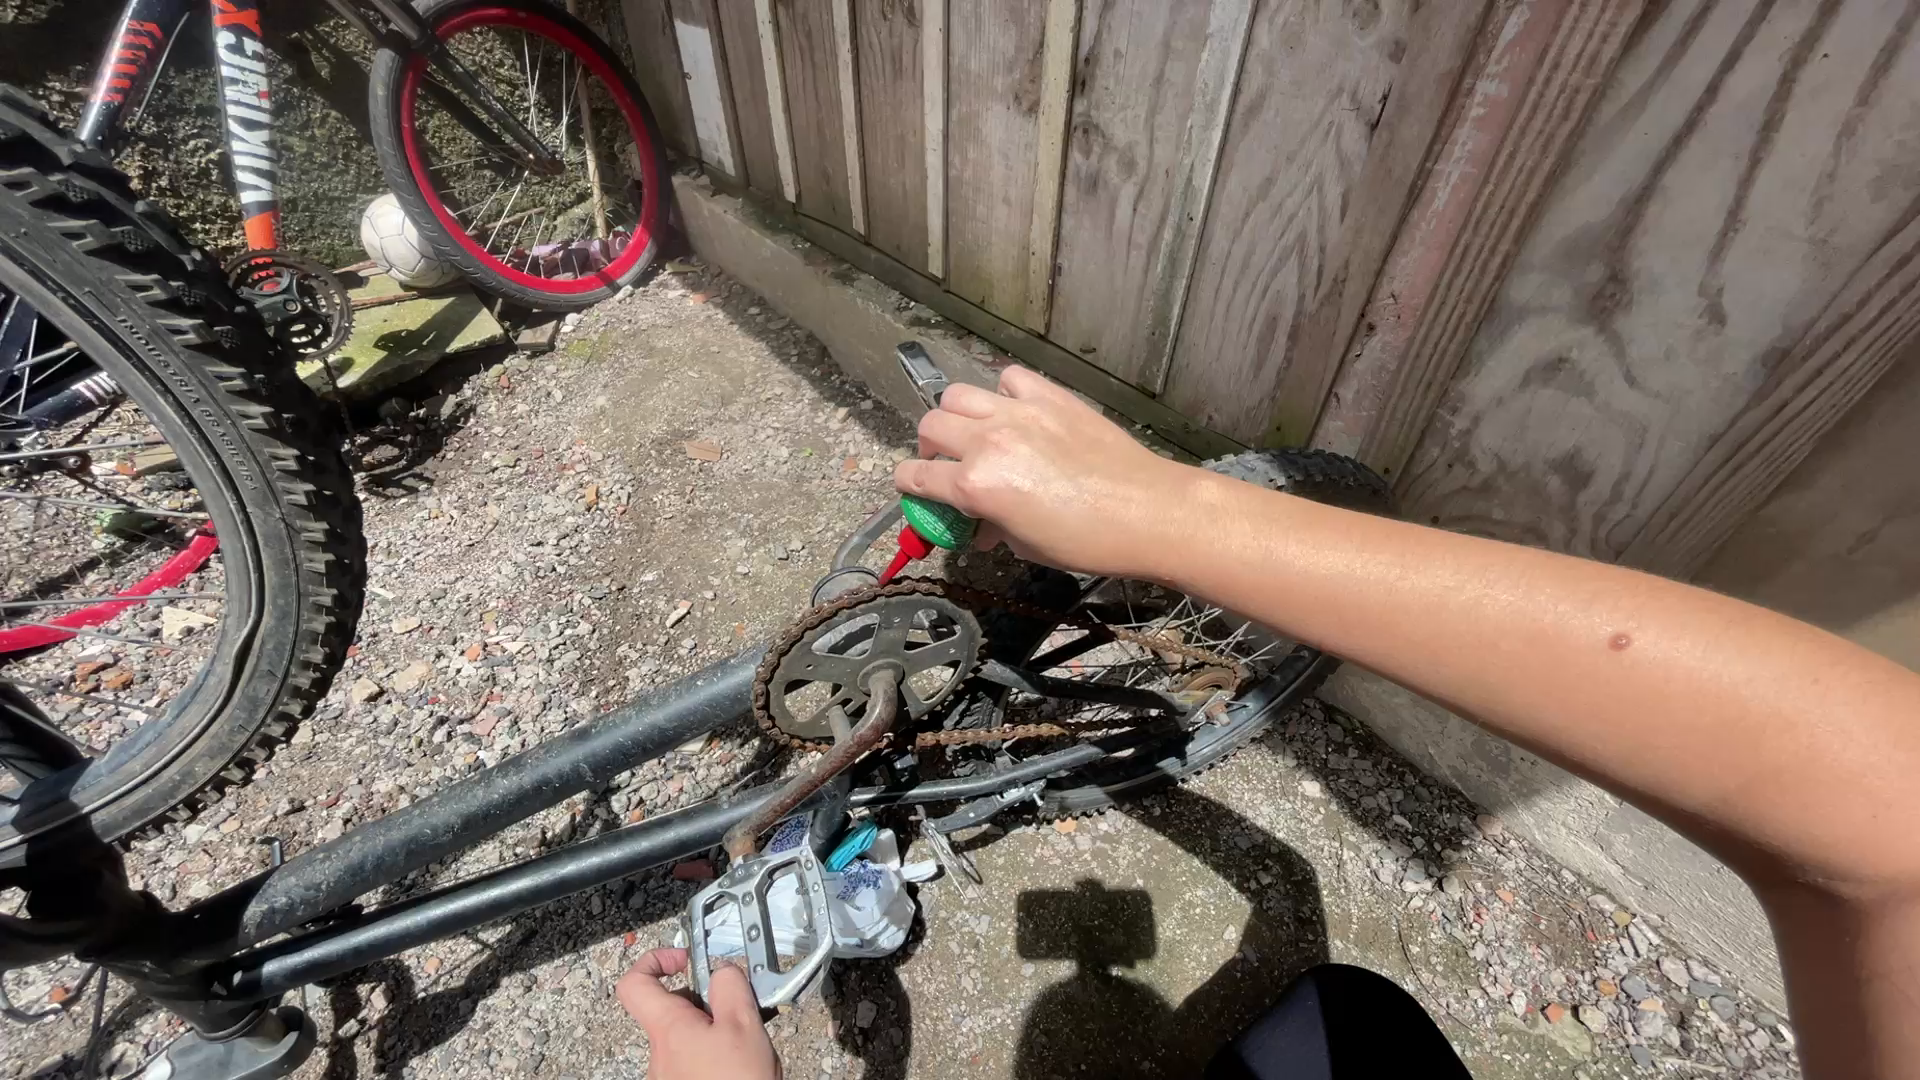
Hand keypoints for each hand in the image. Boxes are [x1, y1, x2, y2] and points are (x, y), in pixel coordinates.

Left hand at [616, 948, 780, 1079]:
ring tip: (745, 1044)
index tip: (685, 959)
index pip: (634, 984)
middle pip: (673, 1008)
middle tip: (737, 1010)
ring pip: (688, 1034)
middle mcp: (659, 1056)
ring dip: (717, 1029)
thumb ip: (730, 984)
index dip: (656, 960)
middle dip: (707, 1001)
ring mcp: (667, 1077)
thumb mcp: (745, 1022)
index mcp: (668, 1030)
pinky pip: (693, 1058)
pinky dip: (717, 1052)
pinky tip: (740, 1064)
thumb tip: (722, 970)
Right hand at [893, 366, 1195, 579]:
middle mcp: (988, 442)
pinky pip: (1008, 378)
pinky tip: (1017, 411)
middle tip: (948, 463)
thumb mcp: (1026, 546)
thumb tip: (981, 526)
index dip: (909, 487)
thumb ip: (991, 528)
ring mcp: (1019, 413)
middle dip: (930, 448)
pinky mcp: (1049, 396)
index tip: (917, 490)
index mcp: (976, 485)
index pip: (915, 476)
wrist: (1146, 511)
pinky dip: (1002, 392)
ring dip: (957, 416)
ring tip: (976, 432)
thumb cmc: (1086, 542)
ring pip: (958, 394)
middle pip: (930, 427)